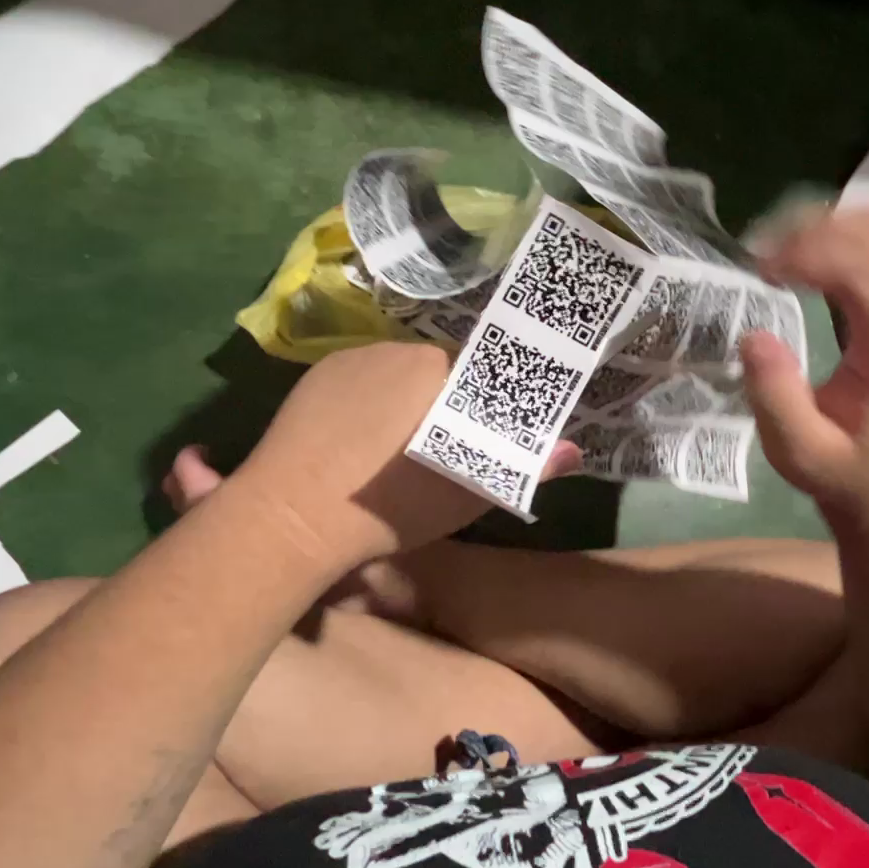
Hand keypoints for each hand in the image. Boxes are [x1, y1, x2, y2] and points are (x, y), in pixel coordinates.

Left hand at [229, 341, 576, 570]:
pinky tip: (356, 440)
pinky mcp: (316, 375)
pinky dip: (368, 400)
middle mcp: (397, 350)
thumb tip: (577, 450)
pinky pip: (360, 379)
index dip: (485, 405)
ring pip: (397, 373)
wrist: (290, 517)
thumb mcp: (465, 494)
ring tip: (393, 448)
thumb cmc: (390, 506)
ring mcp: (351, 359)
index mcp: (439, 370)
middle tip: (440, 449)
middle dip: (446, 402)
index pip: (480, 374)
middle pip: (439, 372)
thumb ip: (523, 466)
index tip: (482, 435)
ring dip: (405, 398)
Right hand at [740, 208, 868, 522]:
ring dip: (837, 222)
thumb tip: (754, 337)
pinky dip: (858, 223)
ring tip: (785, 248)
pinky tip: (820, 244)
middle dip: (818, 232)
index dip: (817, 254)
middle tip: (762, 257)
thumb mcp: (800, 455)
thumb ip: (778, 403)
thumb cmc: (847, 467)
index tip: (763, 269)